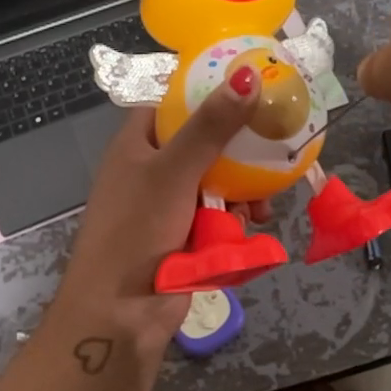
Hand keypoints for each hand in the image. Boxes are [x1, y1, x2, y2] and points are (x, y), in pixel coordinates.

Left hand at [54, 72, 264, 352]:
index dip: (202, 92)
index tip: (244, 86)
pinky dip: (236, 216)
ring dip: (243, 187)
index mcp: (135, 145)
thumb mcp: (175, 171)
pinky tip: (255, 222)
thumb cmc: (137, 230)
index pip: (169, 104)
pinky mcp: (184, 236)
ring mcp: (167, 205)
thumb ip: (211, 127)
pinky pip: (218, 214)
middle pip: (201, 142)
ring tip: (265, 197)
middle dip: (236, 147)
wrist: (119, 313)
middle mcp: (150, 170)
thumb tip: (246, 77)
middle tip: (272, 143)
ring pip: (216, 180)